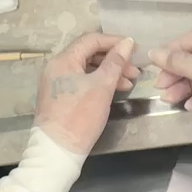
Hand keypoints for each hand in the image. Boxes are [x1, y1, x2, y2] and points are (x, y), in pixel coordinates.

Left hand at [35, 33, 140, 153]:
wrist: (57, 151)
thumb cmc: (80, 117)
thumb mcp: (102, 87)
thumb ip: (116, 62)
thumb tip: (127, 42)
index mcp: (63, 60)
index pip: (91, 39)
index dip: (114, 41)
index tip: (134, 48)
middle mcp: (57, 66)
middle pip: (89, 53)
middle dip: (114, 59)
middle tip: (135, 69)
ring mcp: (57, 81)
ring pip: (87, 68)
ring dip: (109, 72)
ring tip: (129, 82)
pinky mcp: (60, 95)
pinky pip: (82, 80)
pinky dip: (98, 81)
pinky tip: (115, 89)